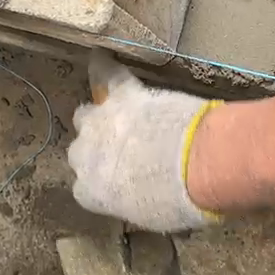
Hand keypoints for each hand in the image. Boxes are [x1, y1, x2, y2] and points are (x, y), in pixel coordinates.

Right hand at [68, 55, 222, 231]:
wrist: (194, 165)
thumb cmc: (178, 200)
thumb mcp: (153, 215)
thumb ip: (137, 201)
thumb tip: (148, 197)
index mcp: (90, 193)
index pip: (85, 187)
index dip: (103, 180)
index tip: (121, 180)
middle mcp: (84, 157)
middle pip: (80, 150)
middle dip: (98, 150)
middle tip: (127, 151)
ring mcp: (100, 122)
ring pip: (86, 115)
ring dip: (101, 118)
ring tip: (122, 117)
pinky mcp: (123, 95)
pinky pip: (105, 74)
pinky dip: (103, 68)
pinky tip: (101, 58)